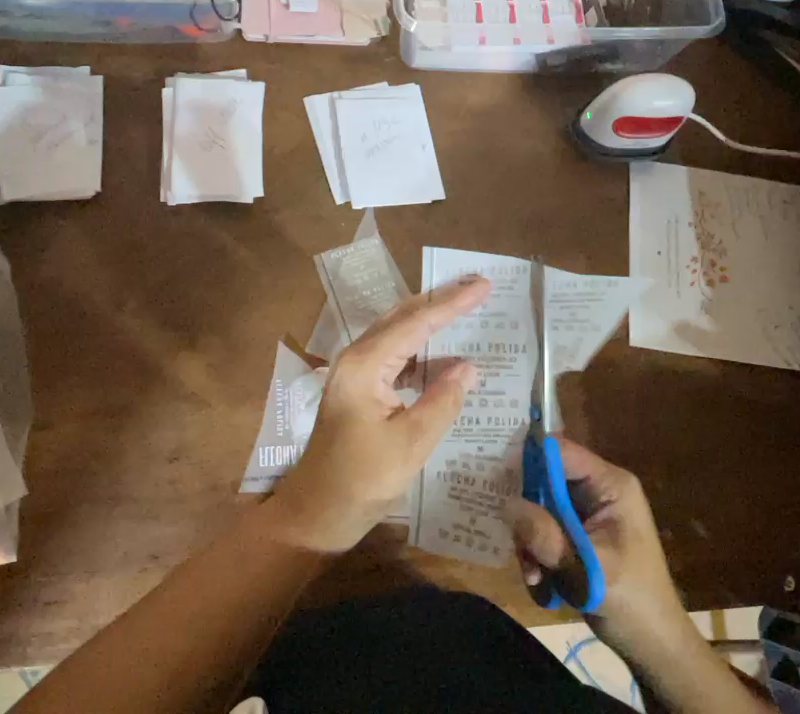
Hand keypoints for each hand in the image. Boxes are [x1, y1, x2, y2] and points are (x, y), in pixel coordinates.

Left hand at [262, 276, 489, 552]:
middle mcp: (356, 359)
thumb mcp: (411, 444)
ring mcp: (354, 374)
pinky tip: (445, 358)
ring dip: (431, 323)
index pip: (416, 323)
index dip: (452, 303)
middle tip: (478, 286)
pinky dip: (422, 351)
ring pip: (398, 335)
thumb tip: (470, 368)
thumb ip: (442, 401)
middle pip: (403, 318)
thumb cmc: (360, 481)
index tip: (483, 285)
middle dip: (440, 301)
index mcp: (364, 365)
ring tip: (467, 309)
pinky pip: (395, 357)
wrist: (315, 513)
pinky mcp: (359, 390)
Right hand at [506, 438, 684, 639]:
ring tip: (533, 573)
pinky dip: (537, 554)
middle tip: (518, 544)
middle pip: (545, 480)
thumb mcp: (587, 567)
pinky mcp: (577, 535)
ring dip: (530, 541)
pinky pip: (544, 530)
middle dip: (527, 513)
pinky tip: (540, 581)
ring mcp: (587, 513)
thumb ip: (547, 535)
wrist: (652, 644)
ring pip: (540, 508)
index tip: (497, 478)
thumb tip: (507, 504)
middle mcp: (598, 491)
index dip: (528, 459)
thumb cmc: (631, 600)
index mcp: (610, 485)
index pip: (561, 452)